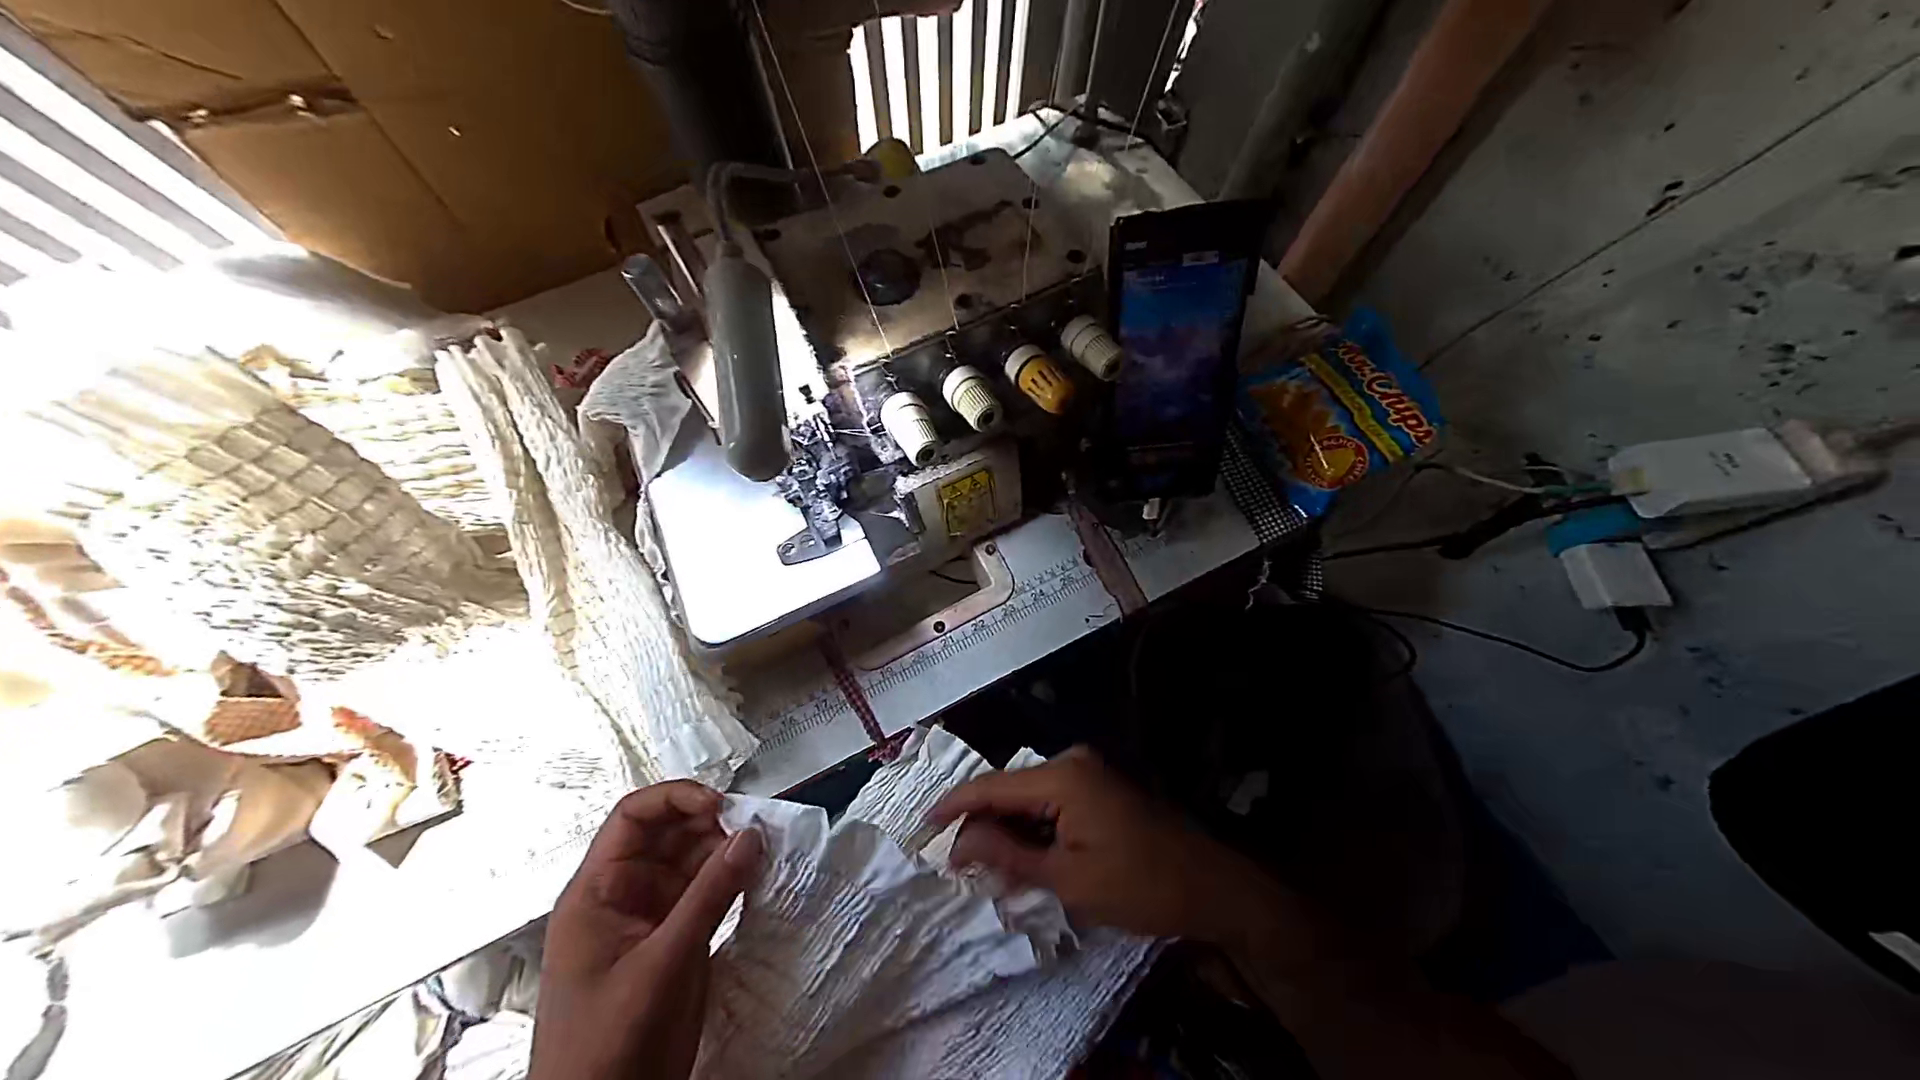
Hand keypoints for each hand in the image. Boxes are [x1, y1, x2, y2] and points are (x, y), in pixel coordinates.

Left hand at [531, 781, 762, 1079]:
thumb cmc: (606, 1047)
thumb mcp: (660, 965)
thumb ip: (709, 896)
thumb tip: (749, 837)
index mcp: (597, 892)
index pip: (632, 818)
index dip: (675, 799)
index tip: (720, 804)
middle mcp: (623, 895)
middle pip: (667, 835)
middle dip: (710, 824)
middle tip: (752, 827)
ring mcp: (650, 918)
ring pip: (691, 862)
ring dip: (726, 851)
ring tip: (761, 849)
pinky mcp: (675, 940)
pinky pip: (706, 893)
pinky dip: (731, 881)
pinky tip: (756, 876)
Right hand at [927, 746, 1266, 941]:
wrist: (1213, 887)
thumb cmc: (1139, 885)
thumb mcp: (1066, 877)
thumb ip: (1007, 854)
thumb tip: (959, 843)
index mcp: (1062, 776)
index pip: (991, 786)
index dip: (953, 807)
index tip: (922, 828)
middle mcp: (1072, 762)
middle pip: (1009, 790)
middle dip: (981, 823)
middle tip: (955, 860)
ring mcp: (1089, 772)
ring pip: (1029, 798)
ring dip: (1007, 828)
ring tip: (983, 862)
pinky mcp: (1099, 786)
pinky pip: (1051, 802)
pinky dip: (1032, 827)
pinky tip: (1021, 853)